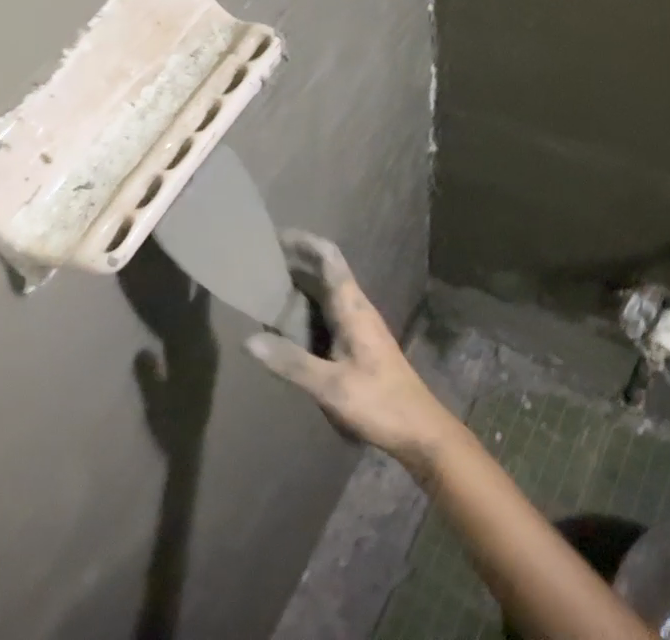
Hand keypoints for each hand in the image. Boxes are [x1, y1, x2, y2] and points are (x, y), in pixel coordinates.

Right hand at [245, 231, 462, 471]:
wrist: (422, 433)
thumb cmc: (381, 404)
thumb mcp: (331, 387)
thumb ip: (291, 363)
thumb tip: (248, 340)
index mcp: (353, 309)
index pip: (329, 259)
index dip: (303, 242)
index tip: (272, 236)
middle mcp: (356, 310)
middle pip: (323, 273)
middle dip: (292, 263)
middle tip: (254, 263)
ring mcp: (358, 328)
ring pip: (323, 295)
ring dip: (296, 288)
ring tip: (260, 289)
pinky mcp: (356, 346)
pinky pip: (324, 316)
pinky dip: (301, 312)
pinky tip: (282, 326)